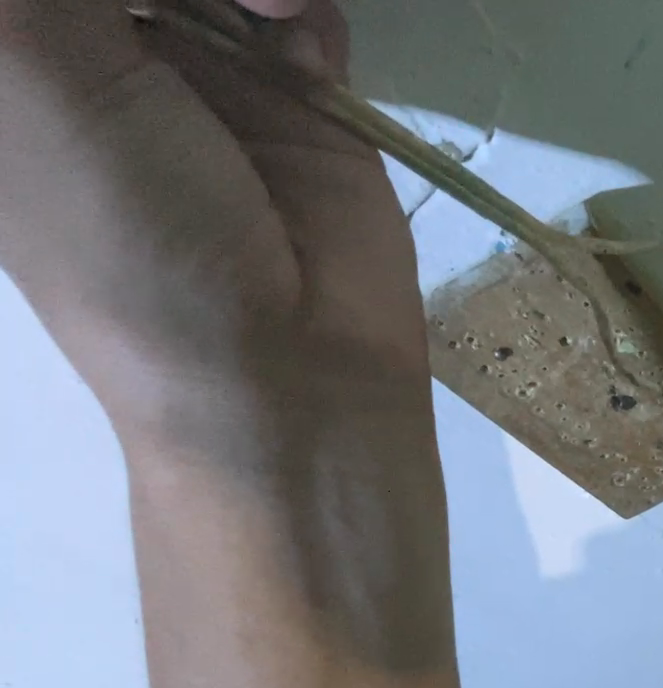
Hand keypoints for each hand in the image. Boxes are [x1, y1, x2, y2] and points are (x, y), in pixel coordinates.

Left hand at [0, 0, 425, 452]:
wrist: (292, 354)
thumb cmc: (130, 235)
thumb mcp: (26, 65)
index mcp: (9, 46)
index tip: (111, 4)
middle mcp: (102, 46)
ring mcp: (211, 72)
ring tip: (277, 14)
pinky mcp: (306, 105)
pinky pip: (309, 20)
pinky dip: (309, 19)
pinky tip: (304, 45)